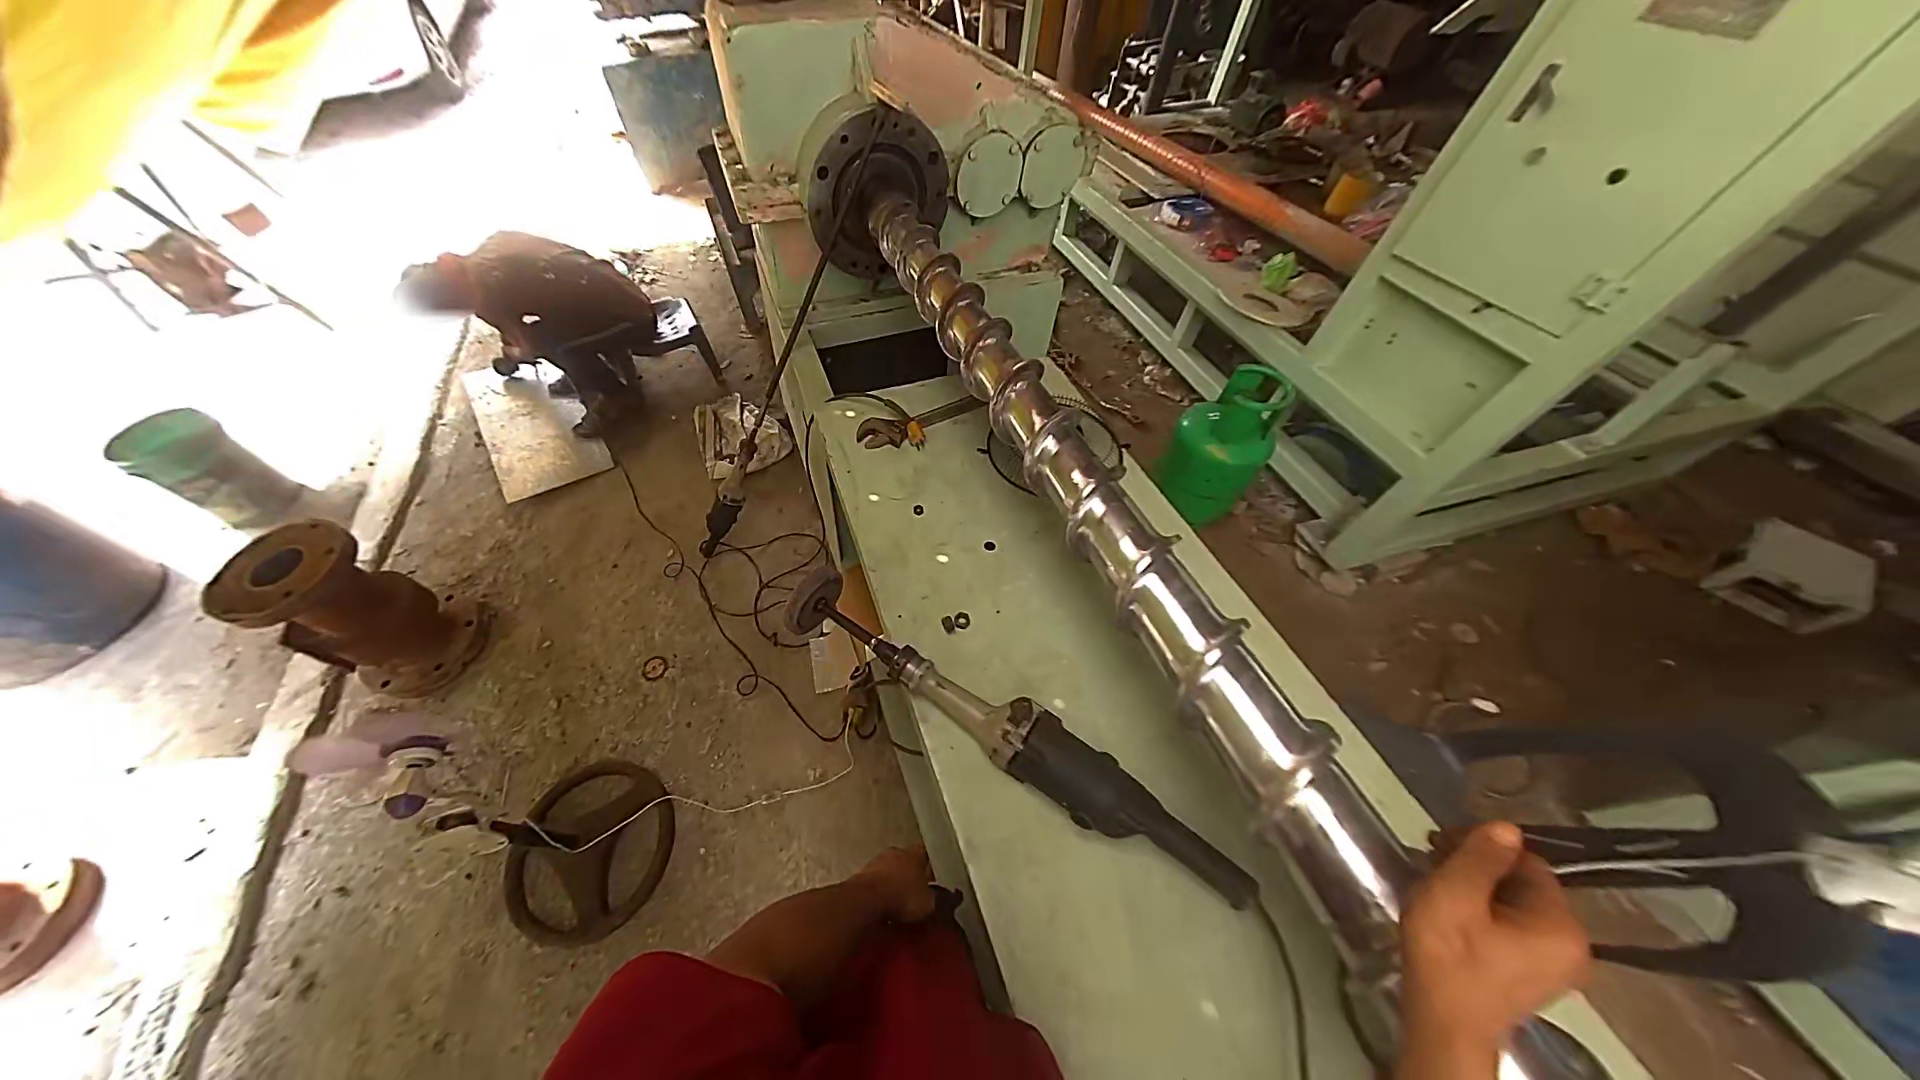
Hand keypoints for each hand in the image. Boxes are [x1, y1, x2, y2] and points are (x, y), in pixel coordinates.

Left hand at [850, 845, 936, 922]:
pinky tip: (880, 903)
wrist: (866, 899)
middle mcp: (895, 852)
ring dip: (890, 880)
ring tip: (895, 898)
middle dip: (907, 872)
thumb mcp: (926, 903)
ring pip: (887, 868)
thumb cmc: (902, 897)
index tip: (930, 875)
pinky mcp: (860, 874)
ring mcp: (875, 861)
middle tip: (912, 888)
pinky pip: (874, 880)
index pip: (924, 852)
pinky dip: (878, 889)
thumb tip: (931, 895)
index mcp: (914, 855)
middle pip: (904, 859)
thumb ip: (931, 896)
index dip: (927, 863)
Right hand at [1401, 822, 1590, 1050]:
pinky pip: (1508, 925)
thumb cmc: (1447, 956)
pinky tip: (1447, 912)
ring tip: (1433, 886)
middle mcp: (1571, 946)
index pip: (1528, 861)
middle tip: (1431, 861)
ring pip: (1511, 903)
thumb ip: (1479, 858)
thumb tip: (1505, 827)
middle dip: (1475, 866)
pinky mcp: (1530, 973)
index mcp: (1562, 926)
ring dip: (1472, 887)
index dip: (1482, 846)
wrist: (1441, 1023)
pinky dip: (1477, 911)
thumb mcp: (1454, 896)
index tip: (1439, 843)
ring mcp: (1553, 964)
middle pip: (1521, 882)